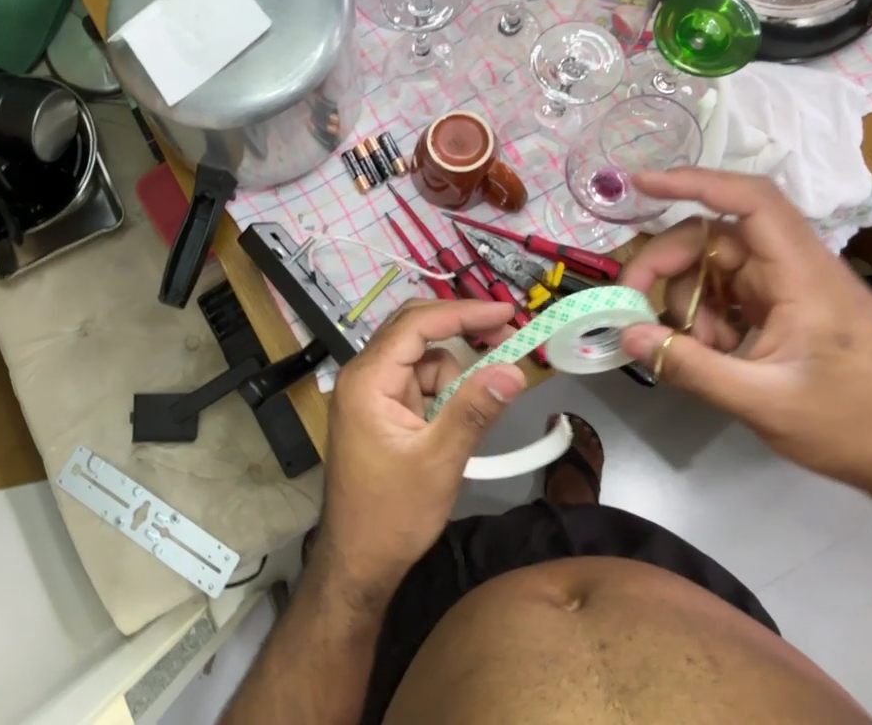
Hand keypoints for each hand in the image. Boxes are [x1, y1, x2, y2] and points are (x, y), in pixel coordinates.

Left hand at [317, 299, 523, 602]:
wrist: (359, 559)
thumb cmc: (392, 513)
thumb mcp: (440, 461)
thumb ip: (474, 410)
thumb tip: (513, 369)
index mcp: (367, 379)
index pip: (416, 325)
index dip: (463, 313)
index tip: (506, 312)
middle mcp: (362, 376)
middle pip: (415, 333)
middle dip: (462, 336)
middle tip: (507, 343)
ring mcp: (369, 393)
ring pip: (422, 361)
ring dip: (451, 380)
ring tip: (461, 427)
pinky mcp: (379, 411)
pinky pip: (418, 385)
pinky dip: (441, 396)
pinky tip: (449, 431)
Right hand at [616, 169, 871, 506]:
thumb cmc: (853, 427)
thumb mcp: (763, 403)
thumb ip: (690, 367)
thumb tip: (627, 335)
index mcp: (806, 277)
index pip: (752, 203)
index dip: (696, 182)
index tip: (641, 185)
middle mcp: (799, 269)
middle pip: (716, 237)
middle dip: (669, 265)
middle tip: (634, 304)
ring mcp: (793, 288)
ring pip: (716, 266)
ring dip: (689, 301)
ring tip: (694, 350)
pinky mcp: (787, 307)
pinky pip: (729, 291)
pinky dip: (707, 315)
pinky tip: (715, 353)